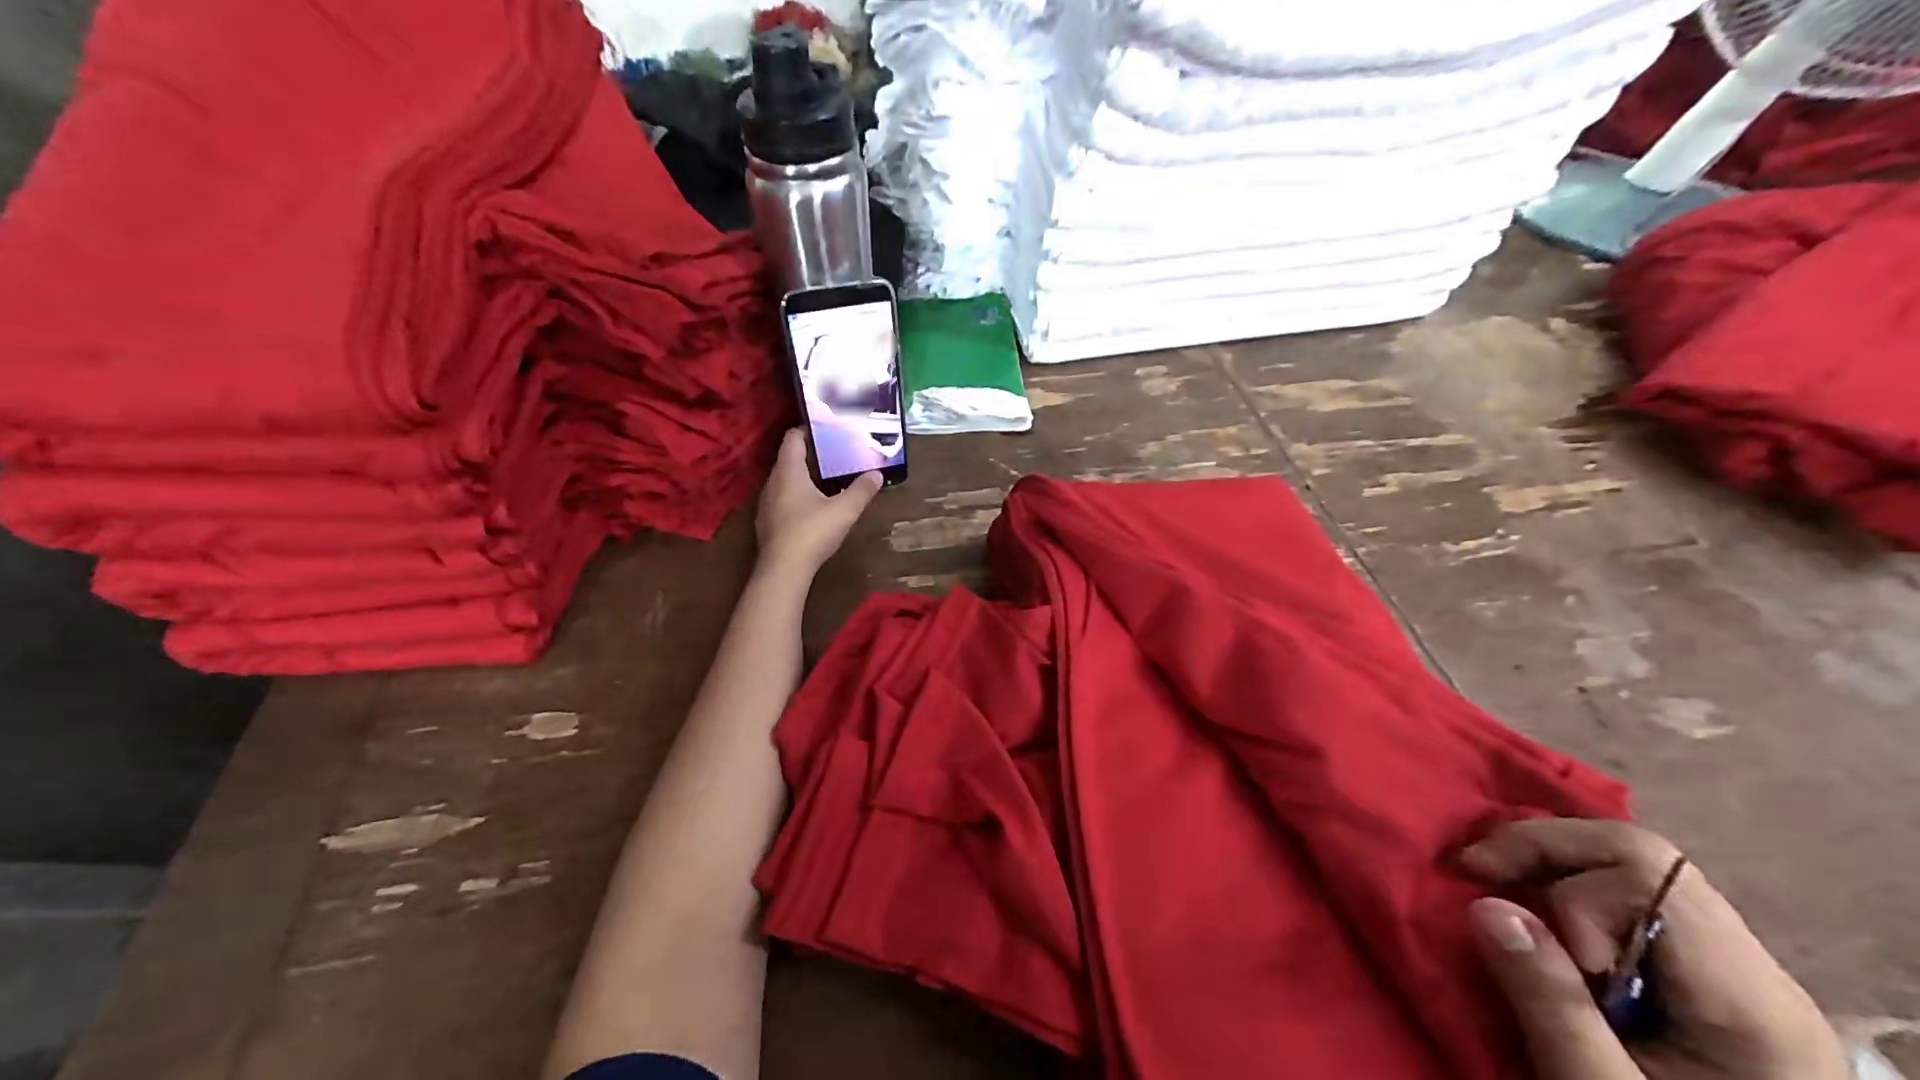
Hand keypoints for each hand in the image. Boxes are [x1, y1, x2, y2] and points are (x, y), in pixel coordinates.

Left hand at [754, 429, 881, 576]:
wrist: (783, 570)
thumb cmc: (812, 532)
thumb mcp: (844, 510)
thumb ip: (861, 490)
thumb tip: (877, 474)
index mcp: (788, 471)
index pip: (793, 437)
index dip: (809, 430)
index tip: (829, 430)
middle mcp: (772, 482)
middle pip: (789, 458)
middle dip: (810, 454)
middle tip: (835, 454)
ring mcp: (766, 503)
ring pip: (785, 480)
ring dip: (804, 477)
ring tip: (828, 479)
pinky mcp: (767, 522)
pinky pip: (782, 498)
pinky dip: (797, 495)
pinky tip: (814, 507)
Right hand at [1461, 819, 1845, 1079]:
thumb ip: (1551, 1004)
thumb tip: (1486, 904)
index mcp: (1749, 999)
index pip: (1650, 872)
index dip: (1572, 890)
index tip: (1526, 938)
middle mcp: (1757, 968)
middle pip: (1642, 854)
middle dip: (1544, 849)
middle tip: (1477, 870)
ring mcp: (1740, 971)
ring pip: (1637, 867)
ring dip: (1552, 864)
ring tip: (1497, 884)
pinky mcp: (1711, 978)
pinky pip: (1637, 896)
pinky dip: (1573, 887)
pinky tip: (1540, 912)